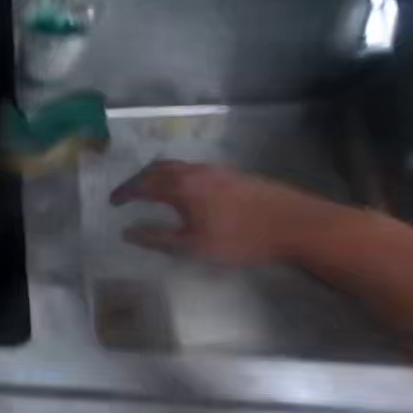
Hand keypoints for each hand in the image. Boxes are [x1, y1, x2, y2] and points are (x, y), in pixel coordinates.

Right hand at [109, 160, 352, 265]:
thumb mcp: (192, 246)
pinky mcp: (236, 175)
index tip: (112, 202)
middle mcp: (197, 172)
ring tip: (152, 191)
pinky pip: (196, 170)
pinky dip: (179, 177)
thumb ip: (156, 238)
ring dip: (159, 176)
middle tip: (127, 193)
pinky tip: (186, 193)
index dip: (124, 193)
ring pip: (179, 166)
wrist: (300, 226)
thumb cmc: (241, 239)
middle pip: (159, 168)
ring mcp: (219, 171)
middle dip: (139, 179)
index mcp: (182, 187)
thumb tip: (127, 232)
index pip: (143, 184)